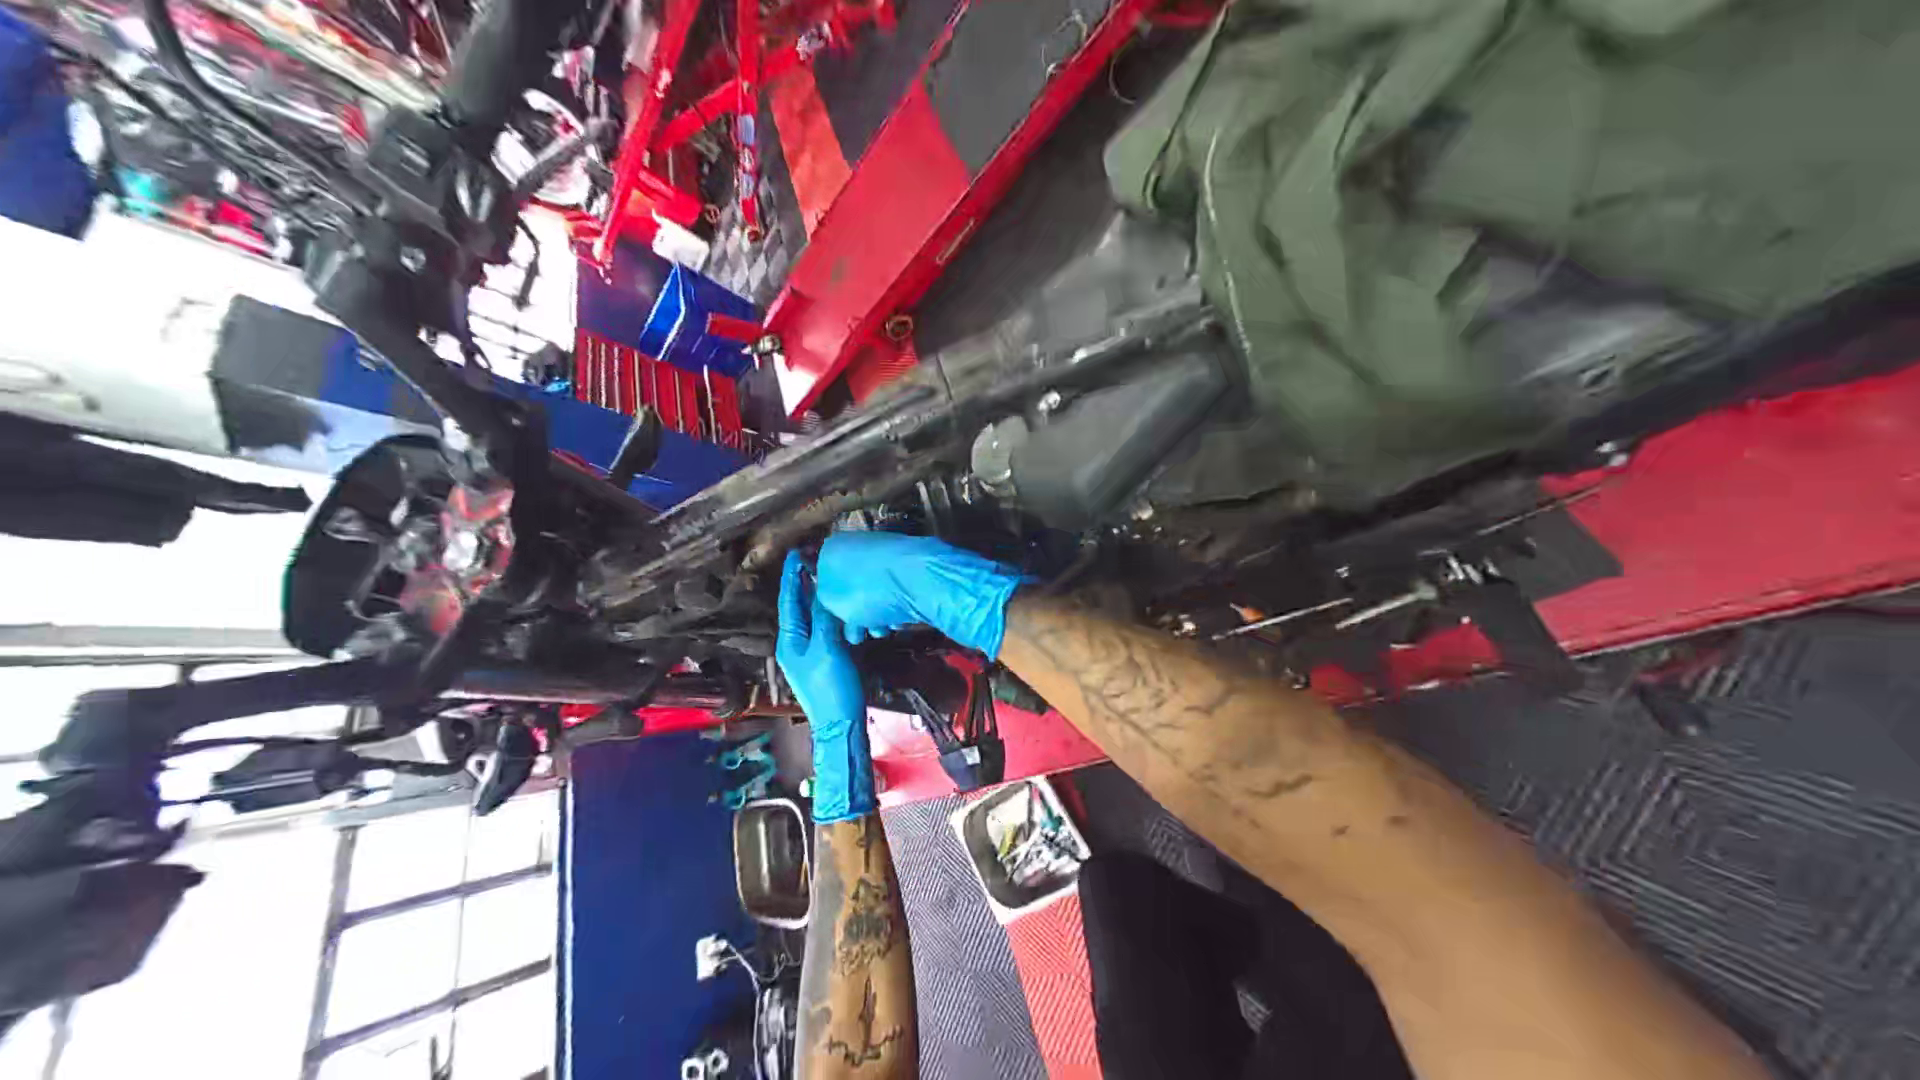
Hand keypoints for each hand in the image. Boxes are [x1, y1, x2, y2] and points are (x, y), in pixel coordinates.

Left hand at [777, 551, 874, 823]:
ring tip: (832, 576)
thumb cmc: (831, 688)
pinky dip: (832, 614)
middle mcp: (795, 644)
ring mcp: (810, 653)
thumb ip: (825, 618)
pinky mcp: (825, 660)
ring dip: (821, 597)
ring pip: (814, 617)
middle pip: (800, 607)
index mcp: (789, 640)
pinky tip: (844, 606)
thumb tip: (823, 589)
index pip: (790, 600)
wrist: (841, 726)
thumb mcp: (828, 649)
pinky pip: (826, 629)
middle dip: (807, 583)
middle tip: (818, 559)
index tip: (797, 553)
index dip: (794, 577)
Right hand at [815, 532, 1024, 657]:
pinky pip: (896, 590)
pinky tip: (900, 622)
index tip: (836, 628)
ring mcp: (887, 553)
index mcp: (832, 549)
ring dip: (876, 616)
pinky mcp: (912, 565)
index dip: (828, 608)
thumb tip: (830, 602)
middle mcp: (858, 545)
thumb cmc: (867, 589)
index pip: (821, 580)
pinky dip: (896, 607)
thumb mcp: (830, 603)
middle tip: (859, 635)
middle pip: (850, 587)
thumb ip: (823, 602)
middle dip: (855, 615)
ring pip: (874, 591)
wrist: (921, 578)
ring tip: (882, 631)